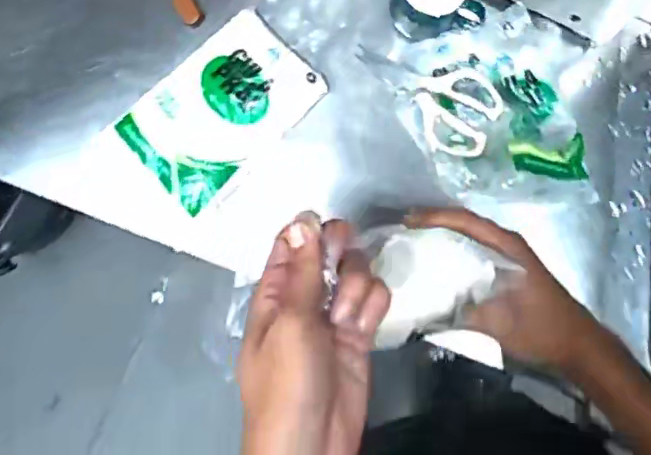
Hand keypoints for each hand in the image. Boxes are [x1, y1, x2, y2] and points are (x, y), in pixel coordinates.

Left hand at [239, 212, 391, 454]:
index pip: (291, 243)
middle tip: (340, 268)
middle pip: (329, 249)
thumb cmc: (286, 384)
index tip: (326, 232)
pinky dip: (373, 304)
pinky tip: (364, 325)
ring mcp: (333, 315)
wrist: (312, 450)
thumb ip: (304, 269)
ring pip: (355, 270)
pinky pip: (374, 298)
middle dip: (340, 252)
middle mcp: (306, 297)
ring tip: (346, 317)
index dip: (310, 229)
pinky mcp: (359, 334)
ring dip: (356, 285)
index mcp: (276, 293)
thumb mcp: (290, 323)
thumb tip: (303, 218)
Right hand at [405, 207, 611, 380]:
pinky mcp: (507, 268)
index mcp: (507, 245)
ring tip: (415, 240)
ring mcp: (508, 254)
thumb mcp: (502, 324)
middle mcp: (506, 242)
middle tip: (405, 227)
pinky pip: (476, 249)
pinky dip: (456, 249)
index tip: (410, 220)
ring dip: (445, 233)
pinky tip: (440, 262)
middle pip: (466, 222)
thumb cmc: (541, 329)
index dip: (437, 217)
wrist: (576, 344)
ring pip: (470, 234)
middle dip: (436, 221)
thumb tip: (426, 311)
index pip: (467, 221)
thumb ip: (465, 314)